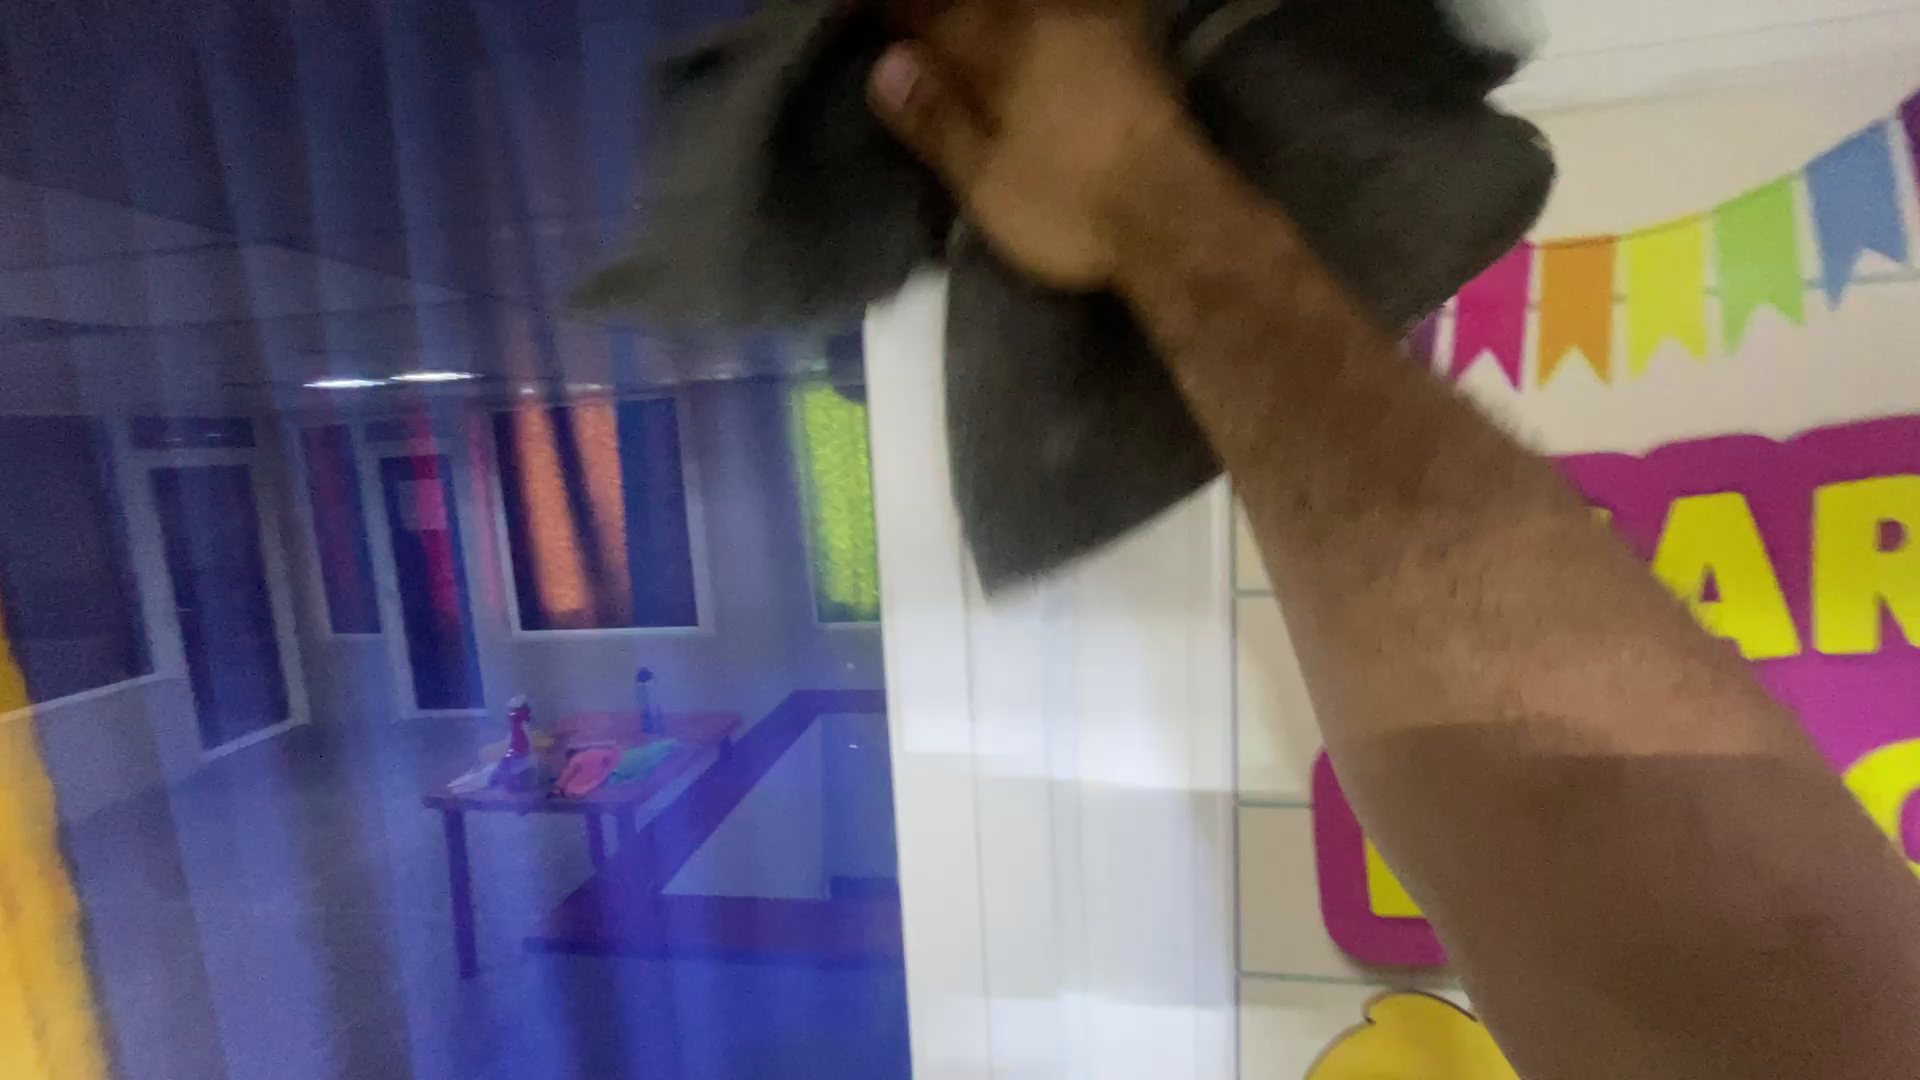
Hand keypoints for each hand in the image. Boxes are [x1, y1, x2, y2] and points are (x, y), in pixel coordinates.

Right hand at [868, 0, 1187, 289]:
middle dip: (948, 14)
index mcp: (1001, 48)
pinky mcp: (1134, 48)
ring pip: (1032, 7)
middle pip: (985, 4)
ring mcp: (1098, 27)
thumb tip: (885, 67)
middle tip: (917, 29)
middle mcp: (1048, 19)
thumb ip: (936, 121)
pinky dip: (1048, 20)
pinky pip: (1079, 13)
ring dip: (996, 15)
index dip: (901, 19)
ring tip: (976, 26)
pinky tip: (1046, 27)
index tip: (874, 22)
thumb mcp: (985, 181)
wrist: (1169, 217)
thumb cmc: (1067, 206)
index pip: (934, 17)